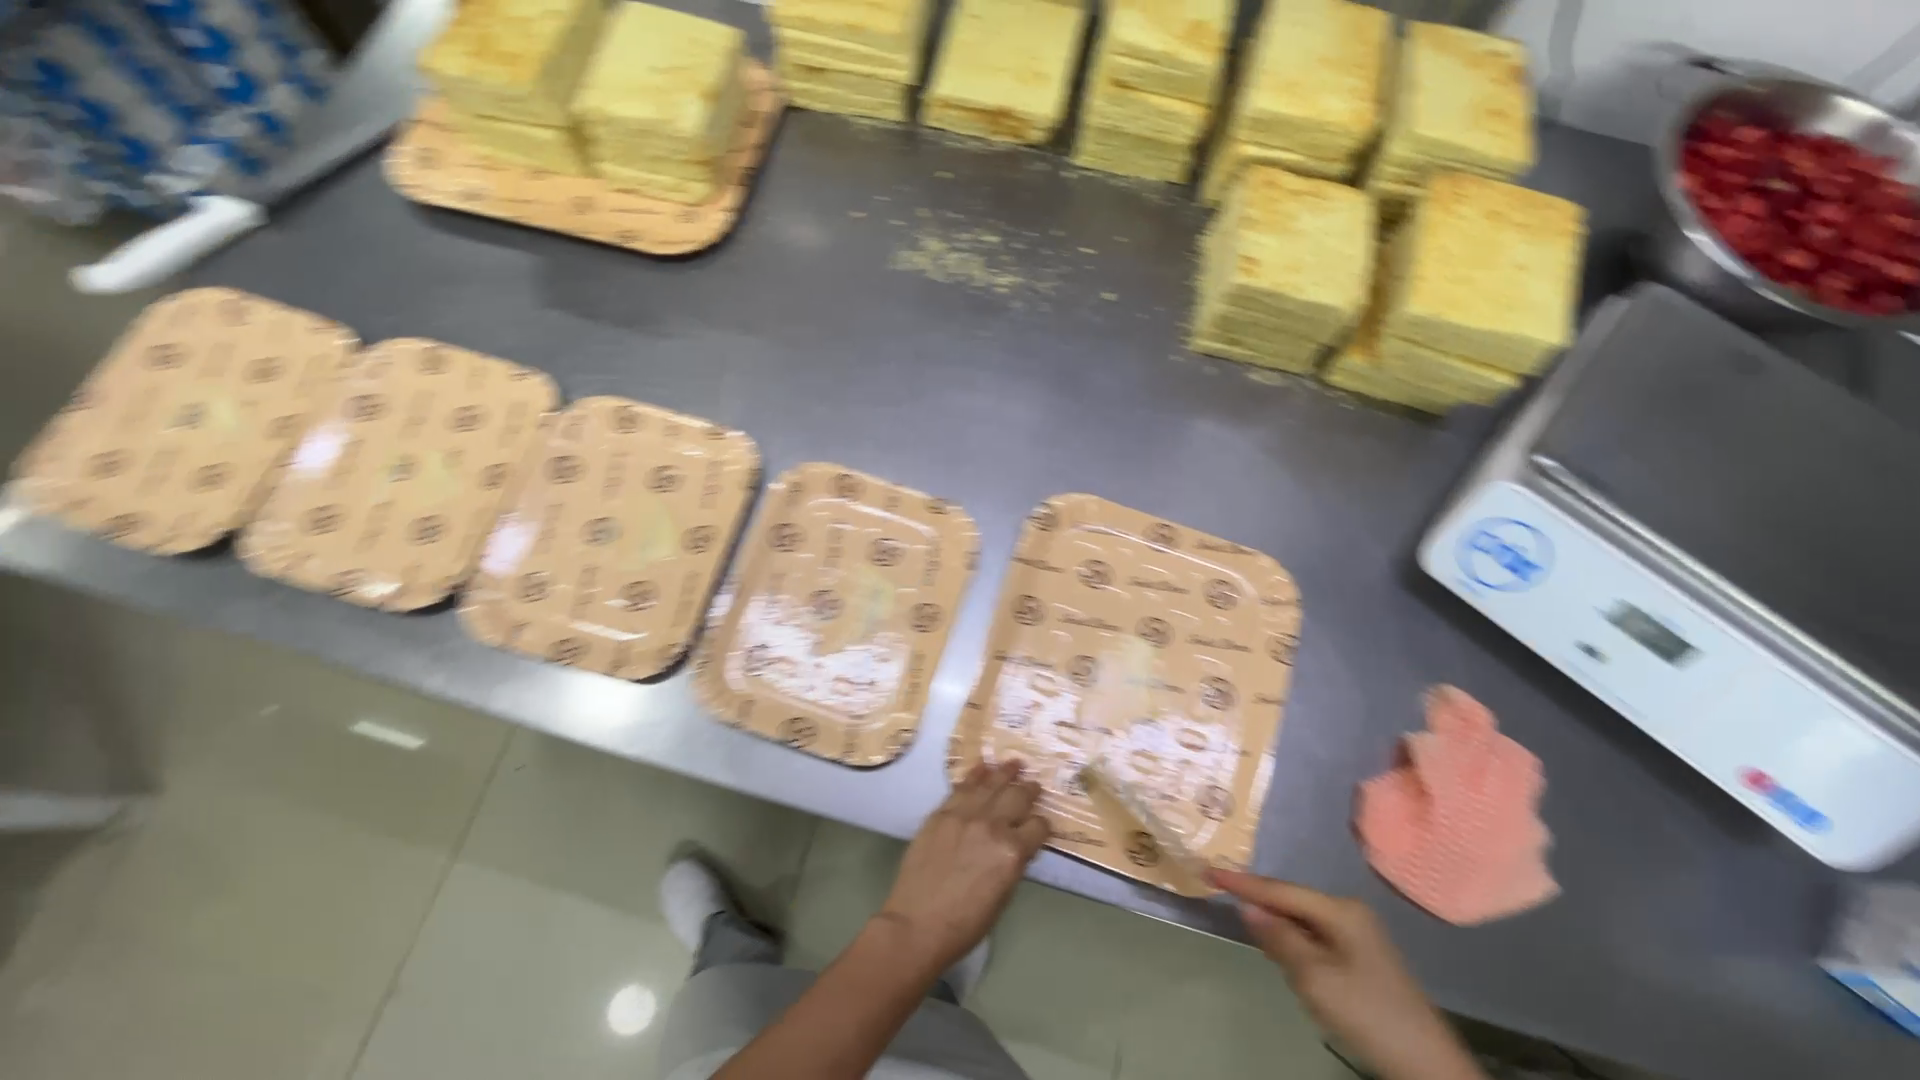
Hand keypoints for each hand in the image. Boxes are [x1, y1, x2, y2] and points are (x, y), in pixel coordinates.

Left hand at [879, 761, 1050, 973]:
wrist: (916, 924)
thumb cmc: (965, 924)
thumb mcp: (1003, 896)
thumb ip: (1013, 863)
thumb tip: (1017, 845)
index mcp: (1012, 852)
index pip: (1038, 827)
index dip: (1042, 826)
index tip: (1040, 825)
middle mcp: (992, 827)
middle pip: (1017, 798)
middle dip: (1029, 790)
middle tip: (1034, 784)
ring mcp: (963, 816)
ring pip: (990, 785)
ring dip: (1005, 773)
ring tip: (1014, 764)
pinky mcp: (940, 814)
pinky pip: (961, 788)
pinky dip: (974, 776)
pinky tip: (982, 767)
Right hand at [1210, 870, 1484, 1079]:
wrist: (1422, 1060)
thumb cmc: (1365, 1012)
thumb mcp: (1314, 977)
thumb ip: (1279, 938)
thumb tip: (1248, 907)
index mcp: (1340, 911)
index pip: (1280, 890)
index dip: (1242, 882)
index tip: (1207, 870)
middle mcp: (1350, 913)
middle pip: (1292, 900)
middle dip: (1258, 897)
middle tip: (1218, 888)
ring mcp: (1358, 935)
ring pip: (1302, 920)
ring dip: (1274, 920)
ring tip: (1240, 913)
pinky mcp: (1359, 957)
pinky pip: (1314, 937)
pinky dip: (1292, 940)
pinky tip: (1279, 948)